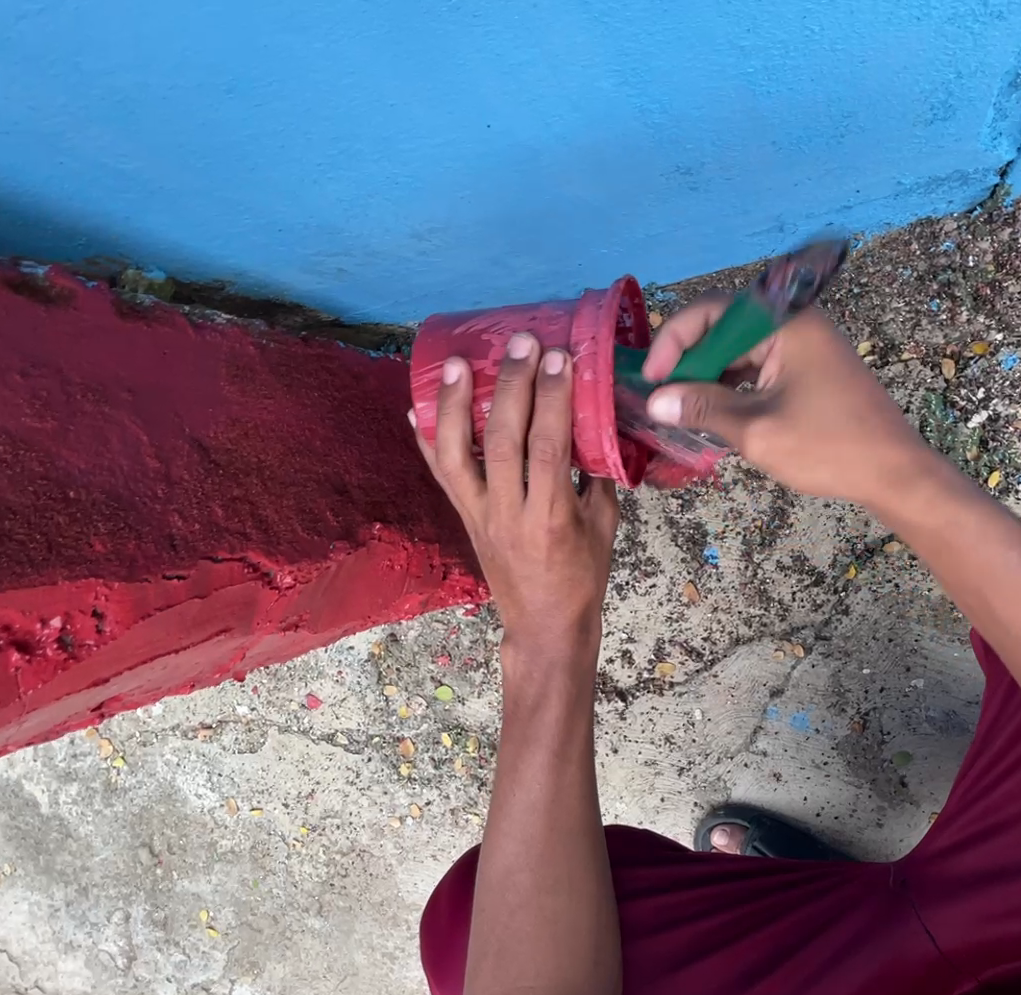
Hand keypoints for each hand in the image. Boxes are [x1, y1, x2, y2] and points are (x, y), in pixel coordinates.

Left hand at [414, 333, 619, 657]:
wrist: (544, 626)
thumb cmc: (583, 578)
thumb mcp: (604, 527)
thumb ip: (596, 476)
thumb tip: (593, 426)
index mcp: (551, 516)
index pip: (548, 446)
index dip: (552, 398)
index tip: (557, 357)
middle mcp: (508, 512)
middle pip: (503, 439)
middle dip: (511, 384)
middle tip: (521, 342)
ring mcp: (479, 514)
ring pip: (457, 453)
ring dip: (454, 404)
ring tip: (456, 362)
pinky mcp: (464, 518)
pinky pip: (440, 475)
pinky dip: (426, 439)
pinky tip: (416, 406)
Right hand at [641, 296, 931, 505]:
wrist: (895, 472)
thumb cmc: (828, 447)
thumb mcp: (757, 430)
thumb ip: (703, 408)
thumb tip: (655, 400)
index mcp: (784, 323)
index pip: (712, 311)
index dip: (673, 342)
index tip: (651, 380)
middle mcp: (795, 322)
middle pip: (725, 327)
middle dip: (690, 361)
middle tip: (663, 398)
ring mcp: (806, 344)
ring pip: (741, 349)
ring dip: (711, 376)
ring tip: (684, 410)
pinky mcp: (811, 368)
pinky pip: (761, 365)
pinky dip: (735, 385)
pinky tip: (718, 413)